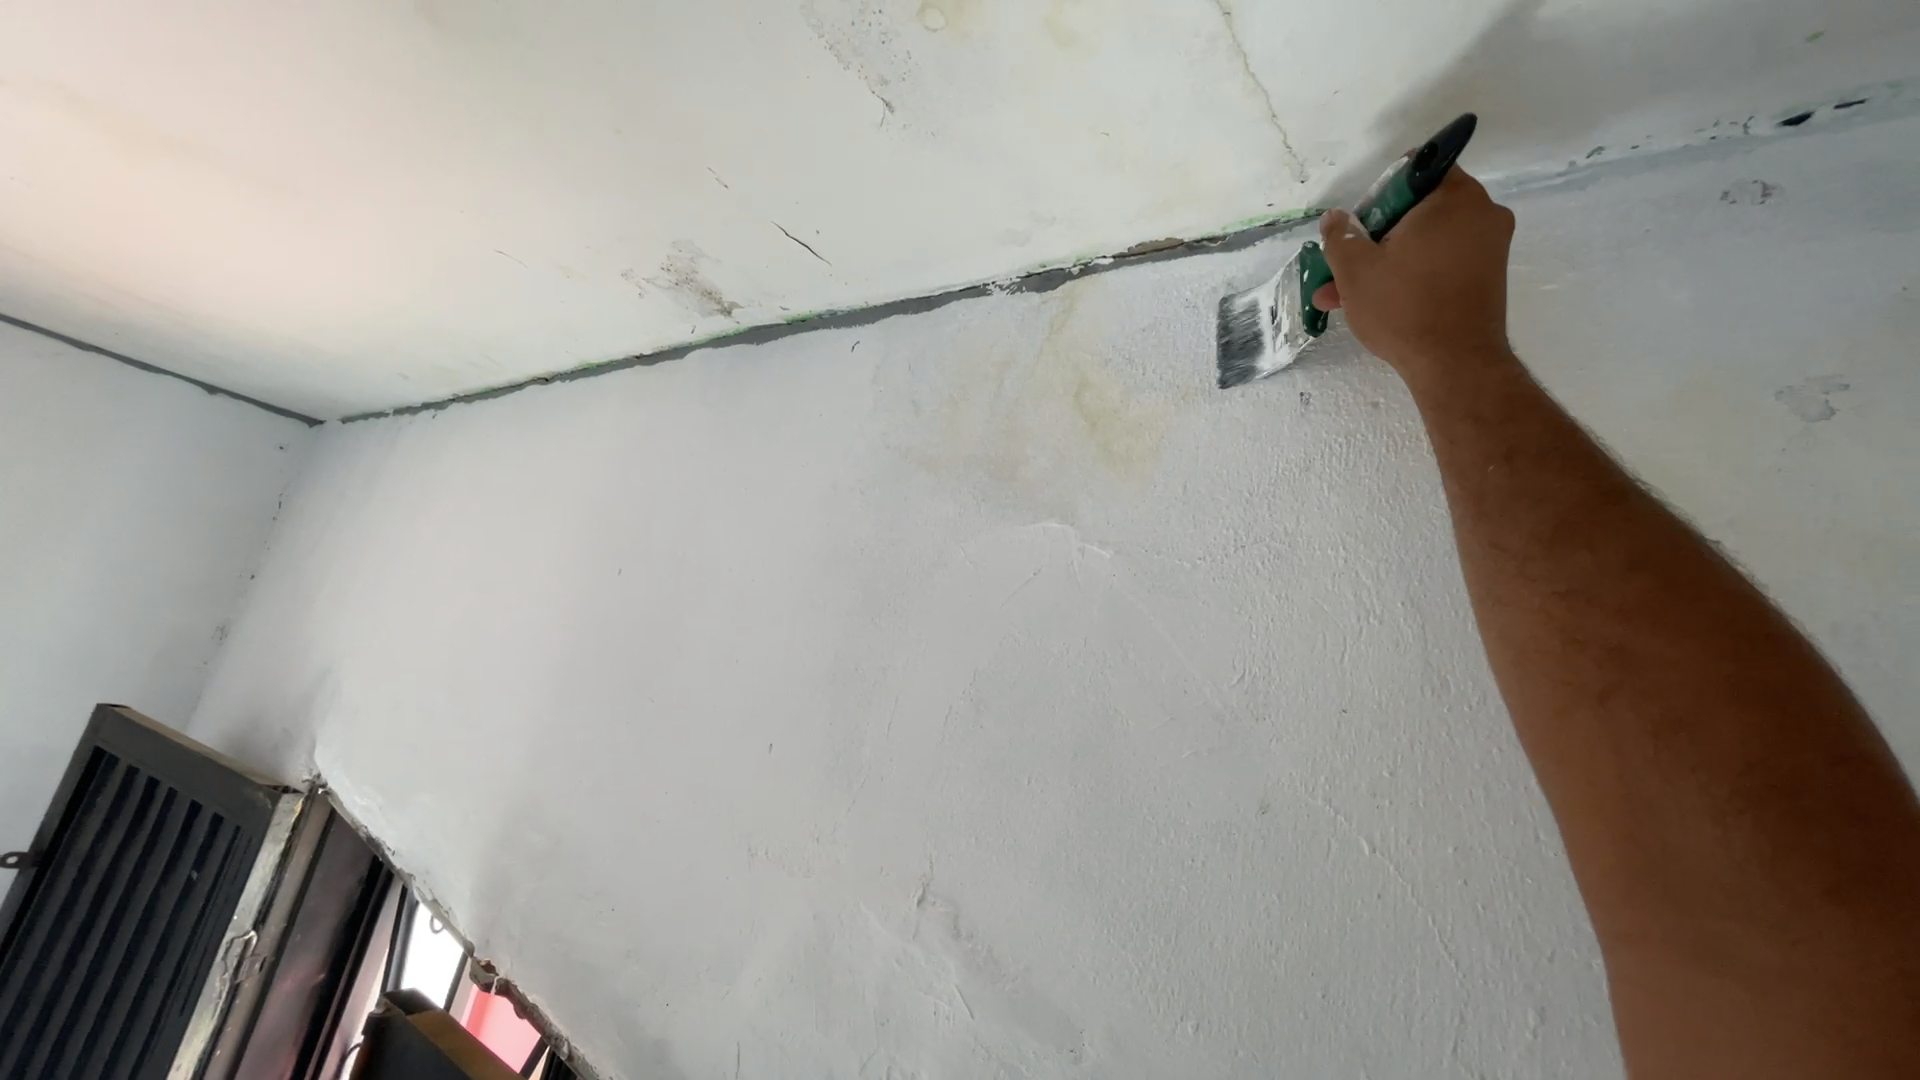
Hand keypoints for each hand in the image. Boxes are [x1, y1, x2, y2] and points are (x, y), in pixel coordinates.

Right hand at [1311, 167, 1515, 384]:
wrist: (1454, 363)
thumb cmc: (1403, 307)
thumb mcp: (1355, 271)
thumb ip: (1340, 237)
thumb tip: (1335, 218)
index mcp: (1454, 198)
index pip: (1419, 169)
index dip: (1381, 193)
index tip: (1360, 225)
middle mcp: (1482, 213)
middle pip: (1418, 212)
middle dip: (1374, 240)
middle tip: (1342, 268)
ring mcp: (1490, 246)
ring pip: (1425, 244)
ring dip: (1385, 265)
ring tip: (1341, 297)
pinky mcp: (1487, 277)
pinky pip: (1441, 264)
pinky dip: (1411, 277)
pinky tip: (1376, 304)